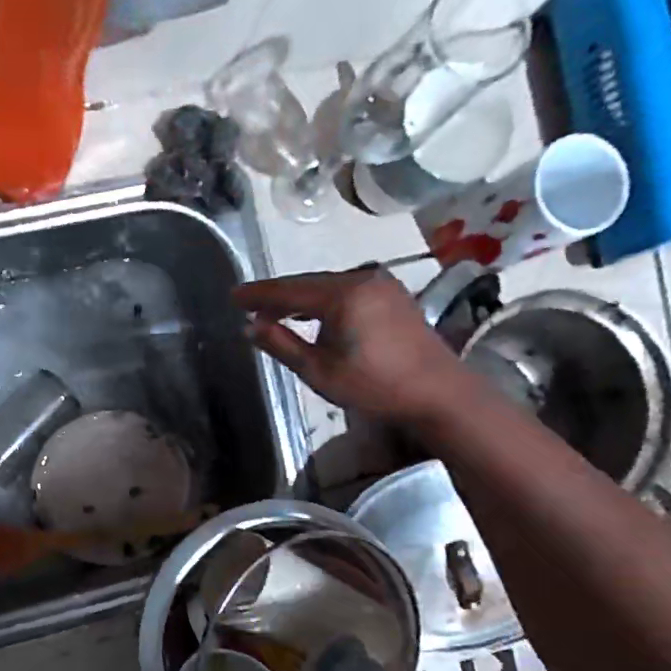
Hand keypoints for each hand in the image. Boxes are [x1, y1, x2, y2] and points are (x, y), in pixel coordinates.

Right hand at [233, 267, 474, 425]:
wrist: (437, 392)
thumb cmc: (373, 385)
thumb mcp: (318, 370)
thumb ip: (282, 345)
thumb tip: (251, 328)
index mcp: (343, 294)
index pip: (289, 290)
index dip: (259, 294)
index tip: (233, 295)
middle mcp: (363, 278)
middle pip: (308, 283)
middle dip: (277, 296)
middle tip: (248, 305)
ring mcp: (382, 284)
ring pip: (328, 286)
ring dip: (300, 299)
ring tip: (273, 313)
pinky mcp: (393, 295)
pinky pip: (347, 290)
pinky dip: (323, 301)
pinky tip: (311, 314)